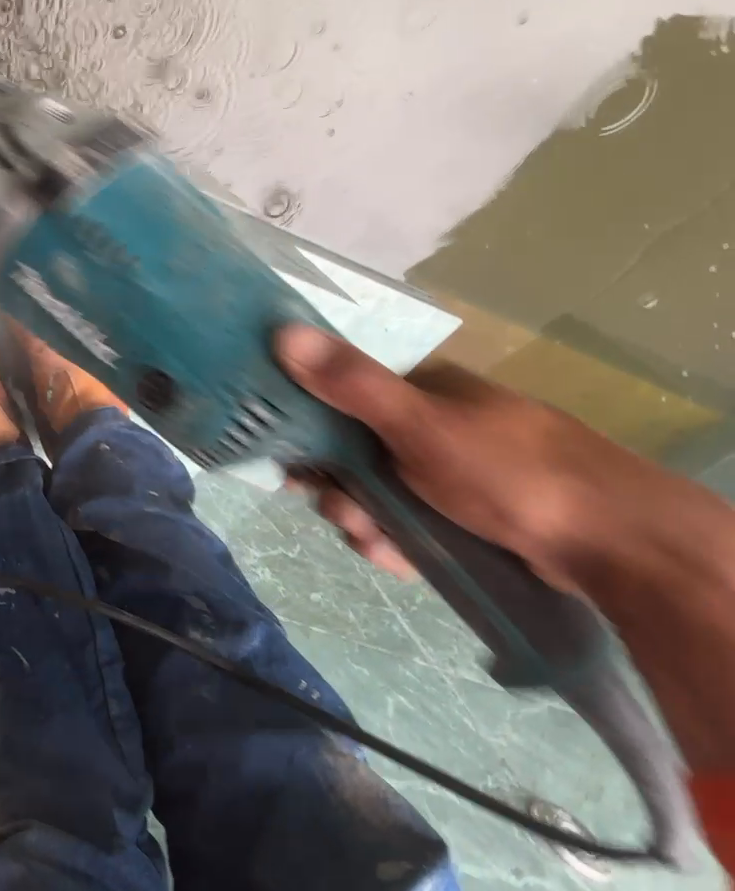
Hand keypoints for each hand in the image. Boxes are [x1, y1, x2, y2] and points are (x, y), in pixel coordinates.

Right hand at [274, 324, 654, 590]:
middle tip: (349, 515)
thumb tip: (281, 333)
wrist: (610, 544)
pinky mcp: (458, 513)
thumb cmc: (511, 473)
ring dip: (362, 523)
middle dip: (338, 492)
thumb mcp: (421, 425)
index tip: (292, 468)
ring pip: (371, 496)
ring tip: (381, 543)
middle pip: (347, 456)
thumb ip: (351, 384)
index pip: (337, 401)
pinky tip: (403, 558)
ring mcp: (446, 472)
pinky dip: (393, 542)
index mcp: (423, 393)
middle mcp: (431, 426)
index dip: (306, 434)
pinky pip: (400, 524)